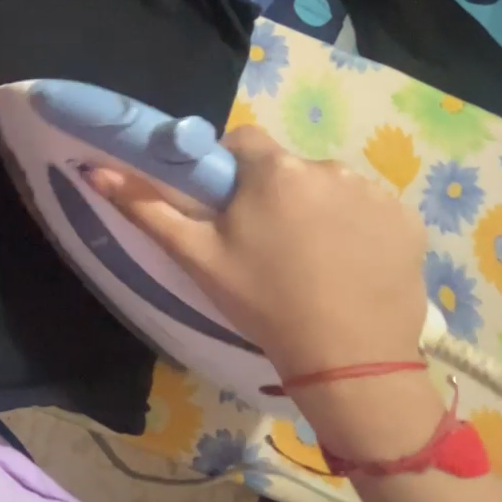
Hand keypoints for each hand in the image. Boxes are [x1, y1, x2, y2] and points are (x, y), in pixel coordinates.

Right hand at [82, 125, 427, 380]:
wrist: (350, 360)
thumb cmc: (261, 300)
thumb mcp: (194, 254)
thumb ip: (145, 206)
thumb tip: (92, 168)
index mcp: (274, 170)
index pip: (243, 141)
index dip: (228, 168)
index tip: (224, 207)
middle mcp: (328, 167)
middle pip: (285, 166)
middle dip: (270, 191)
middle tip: (260, 240)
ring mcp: (375, 193)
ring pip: (326, 186)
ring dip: (312, 207)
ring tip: (305, 256)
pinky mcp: (408, 221)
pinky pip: (367, 208)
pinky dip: (353, 226)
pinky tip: (344, 263)